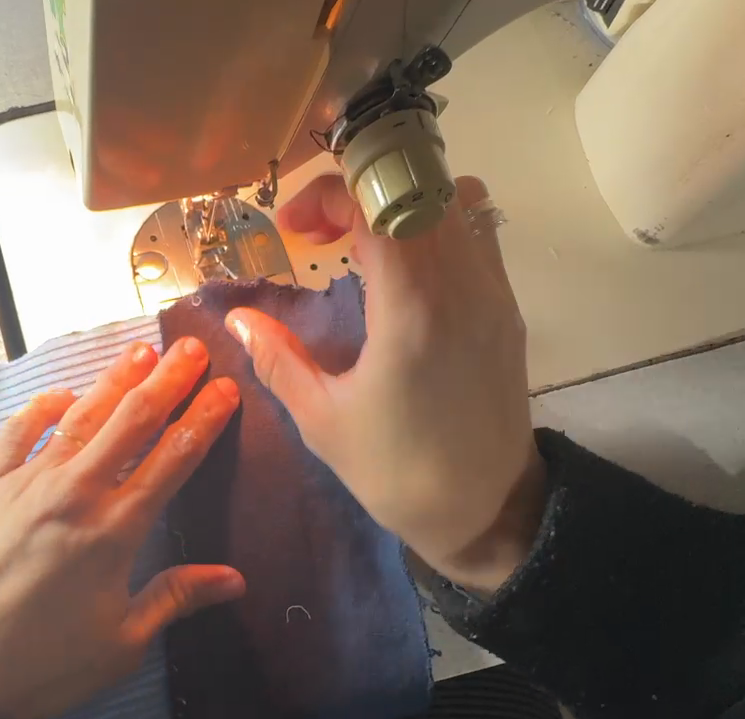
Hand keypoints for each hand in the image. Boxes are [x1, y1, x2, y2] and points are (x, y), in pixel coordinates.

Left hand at [0, 338, 244, 718]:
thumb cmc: (42, 664)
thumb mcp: (121, 644)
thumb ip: (175, 599)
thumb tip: (235, 579)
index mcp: (114, 531)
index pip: (171, 461)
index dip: (202, 421)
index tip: (226, 389)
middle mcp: (73, 494)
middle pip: (129, 423)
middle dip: (165, 381)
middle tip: (190, 348)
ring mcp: (22, 485)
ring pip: (78, 419)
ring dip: (111, 382)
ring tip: (138, 350)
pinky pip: (15, 435)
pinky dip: (40, 410)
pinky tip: (60, 394)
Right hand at [227, 174, 545, 592]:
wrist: (484, 509)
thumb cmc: (395, 470)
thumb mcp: (321, 419)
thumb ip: (277, 360)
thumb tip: (237, 319)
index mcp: (412, 307)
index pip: (380, 199)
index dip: (329, 194)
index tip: (292, 227)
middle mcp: (463, 282)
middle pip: (420, 183)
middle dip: (360, 191)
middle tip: (318, 233)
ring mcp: (494, 291)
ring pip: (457, 200)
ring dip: (402, 204)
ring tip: (360, 248)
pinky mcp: (506, 309)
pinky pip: (477, 235)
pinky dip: (434, 229)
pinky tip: (400, 277)